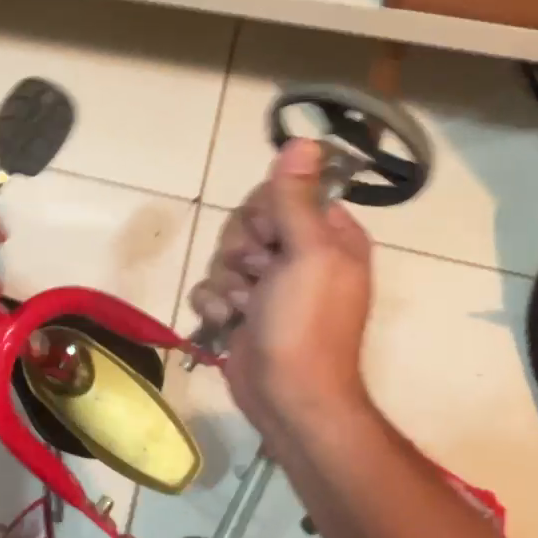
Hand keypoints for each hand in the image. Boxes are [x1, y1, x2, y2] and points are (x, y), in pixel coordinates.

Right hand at [187, 140, 373, 432]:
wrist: (289, 399)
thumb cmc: (306, 325)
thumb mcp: (307, 253)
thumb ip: (296, 197)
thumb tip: (304, 138)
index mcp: (327, 234)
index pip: (280, 193)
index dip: (265, 213)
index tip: (270, 239)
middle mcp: (299, 253)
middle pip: (246, 221)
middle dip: (242, 251)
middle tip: (259, 277)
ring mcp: (268, 284)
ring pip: (224, 253)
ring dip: (227, 281)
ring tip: (246, 308)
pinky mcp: (240, 309)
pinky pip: (210, 286)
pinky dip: (214, 304)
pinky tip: (227, 322)